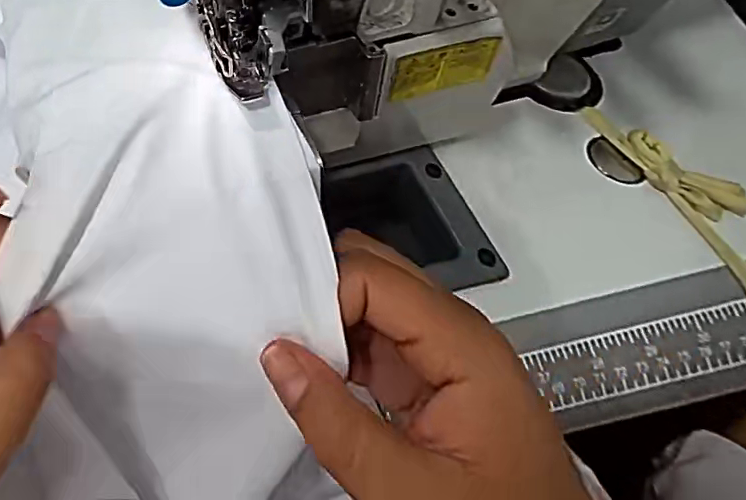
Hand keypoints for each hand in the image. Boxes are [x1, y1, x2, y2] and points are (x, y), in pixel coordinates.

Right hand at [260, 231, 589, 499]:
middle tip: (287, 336)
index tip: (290, 336)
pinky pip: (371, 333)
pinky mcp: (428, 376)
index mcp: (465, 346)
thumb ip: (338, 425)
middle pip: (371, 267)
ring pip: (366, 296)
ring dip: (326, 321)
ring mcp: (442, 353)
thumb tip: (280, 359)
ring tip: (299, 361)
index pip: (371, 275)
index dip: (323, 297)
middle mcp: (457, 334)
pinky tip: (320, 377)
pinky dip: (337, 345)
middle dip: (321, 293)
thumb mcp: (410, 495)